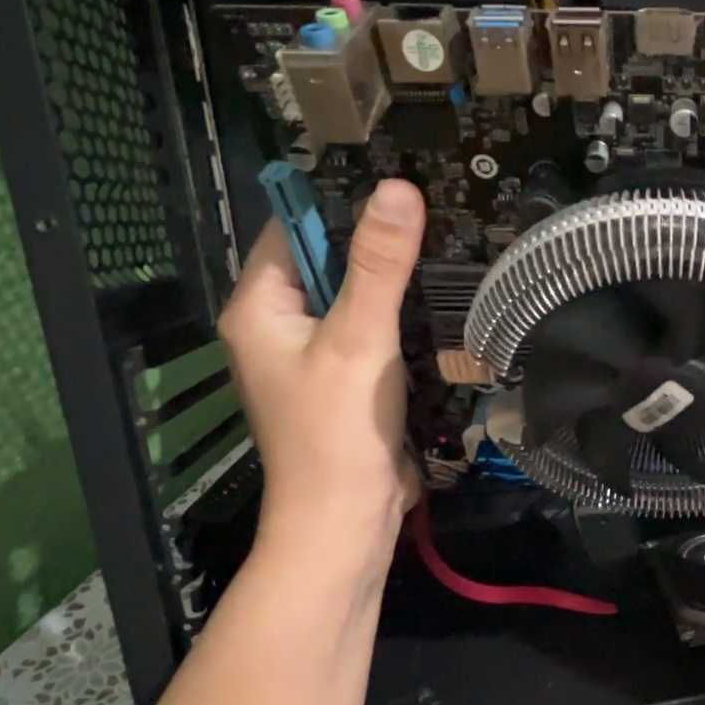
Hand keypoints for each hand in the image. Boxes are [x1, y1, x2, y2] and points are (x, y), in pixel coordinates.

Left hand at [217, 180, 426, 566]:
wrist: (347, 516)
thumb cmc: (338, 427)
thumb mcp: (358, 338)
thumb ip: (378, 265)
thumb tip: (397, 188)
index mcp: (259, 307)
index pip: (292, 229)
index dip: (340, 205)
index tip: (399, 188)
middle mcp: (278, 325)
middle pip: (327, 262)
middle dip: (376, 246)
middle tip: (436, 218)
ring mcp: (313, 355)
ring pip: (354, 299)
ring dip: (392, 284)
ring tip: (445, 253)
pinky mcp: (346, 380)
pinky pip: (371, 332)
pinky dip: (399, 319)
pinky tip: (438, 307)